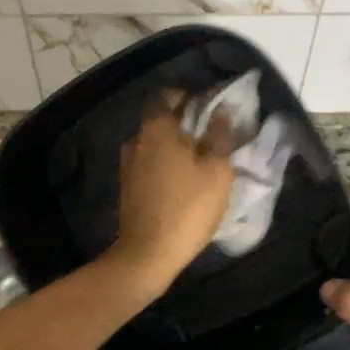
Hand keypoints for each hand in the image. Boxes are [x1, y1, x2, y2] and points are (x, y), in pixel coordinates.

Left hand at [109, 91, 235, 288]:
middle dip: (182, 123)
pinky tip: (181, 182)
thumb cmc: (187, 208)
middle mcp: (136, 140)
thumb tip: (222, 111)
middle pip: (159, 120)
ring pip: (153, 145)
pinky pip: (148, 165)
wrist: (147, 254)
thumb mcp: (217, 171)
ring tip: (198, 161)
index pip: (165, 96)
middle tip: (209, 136)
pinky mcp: (127, 188)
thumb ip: (220, 136)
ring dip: (173, 147)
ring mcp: (127, 165)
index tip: (206, 107)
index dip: (185, 96)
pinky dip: (163, 165)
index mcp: (156, 128)